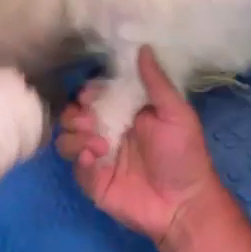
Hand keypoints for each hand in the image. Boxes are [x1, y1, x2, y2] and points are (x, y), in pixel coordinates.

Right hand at [56, 47, 225, 248]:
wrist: (183, 204)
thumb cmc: (184, 156)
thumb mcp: (176, 114)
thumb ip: (156, 82)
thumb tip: (143, 47)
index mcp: (125, 113)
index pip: (94, 94)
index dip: (89, 92)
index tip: (93, 95)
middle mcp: (107, 131)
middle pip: (72, 113)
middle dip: (75, 113)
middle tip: (91, 120)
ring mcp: (97, 156)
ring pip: (66, 137)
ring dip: (75, 136)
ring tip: (98, 145)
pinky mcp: (91, 179)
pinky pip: (72, 163)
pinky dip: (79, 156)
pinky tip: (96, 159)